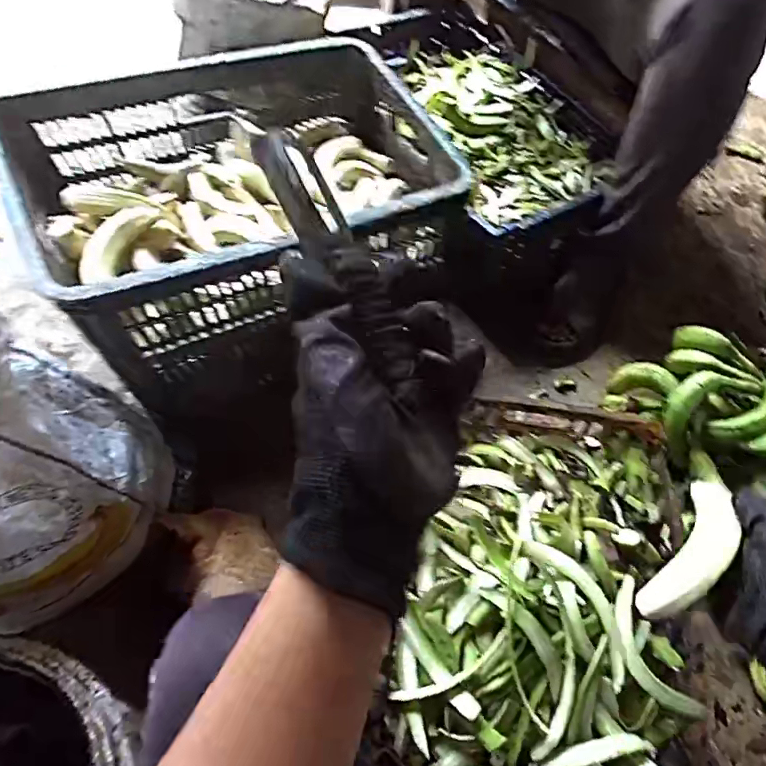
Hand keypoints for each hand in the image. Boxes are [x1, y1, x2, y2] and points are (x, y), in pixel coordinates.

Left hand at [279, 255, 484, 617]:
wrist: (375, 505)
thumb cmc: (344, 432)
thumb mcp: (326, 366)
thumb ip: (325, 316)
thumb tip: (299, 261)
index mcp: (345, 348)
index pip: (369, 301)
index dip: (387, 283)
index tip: (404, 271)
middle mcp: (380, 361)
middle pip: (411, 315)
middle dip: (419, 317)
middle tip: (420, 332)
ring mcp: (414, 384)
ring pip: (439, 340)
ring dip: (442, 343)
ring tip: (437, 366)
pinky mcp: (443, 408)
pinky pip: (460, 373)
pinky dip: (465, 366)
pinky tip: (464, 368)